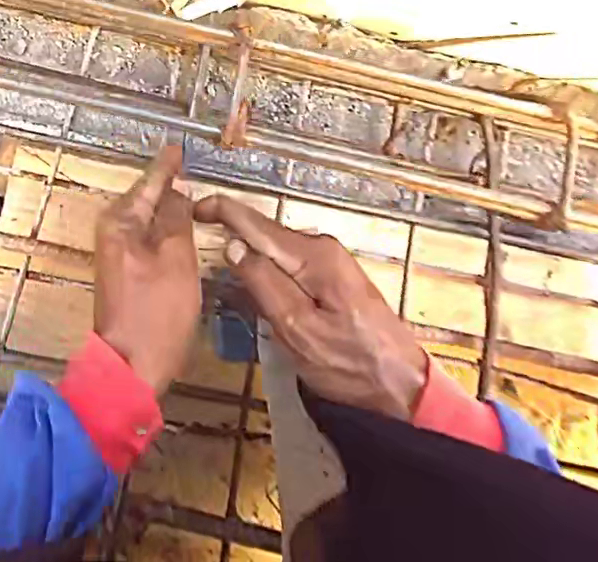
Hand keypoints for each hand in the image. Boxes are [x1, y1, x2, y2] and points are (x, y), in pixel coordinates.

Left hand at [93, 145, 201, 394]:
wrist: (129, 367)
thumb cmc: (157, 313)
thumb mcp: (177, 261)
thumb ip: (178, 220)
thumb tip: (179, 192)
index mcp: (121, 221)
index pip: (149, 183)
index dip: (166, 166)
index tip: (177, 148)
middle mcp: (112, 230)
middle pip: (145, 199)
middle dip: (167, 184)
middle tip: (187, 167)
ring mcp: (114, 250)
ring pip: (146, 218)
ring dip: (166, 207)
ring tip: (188, 191)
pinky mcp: (122, 268)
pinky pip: (145, 236)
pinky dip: (162, 228)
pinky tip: (178, 226)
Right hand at [197, 196, 427, 419]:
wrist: (404, 388)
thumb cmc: (351, 365)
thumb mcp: (299, 330)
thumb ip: (264, 284)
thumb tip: (232, 245)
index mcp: (313, 256)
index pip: (256, 223)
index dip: (222, 210)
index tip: (193, 209)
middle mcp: (321, 246)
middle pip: (264, 233)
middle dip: (233, 235)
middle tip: (202, 249)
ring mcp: (329, 258)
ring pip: (275, 248)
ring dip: (250, 254)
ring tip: (225, 270)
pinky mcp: (332, 274)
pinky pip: (288, 261)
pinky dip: (267, 266)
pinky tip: (258, 285)